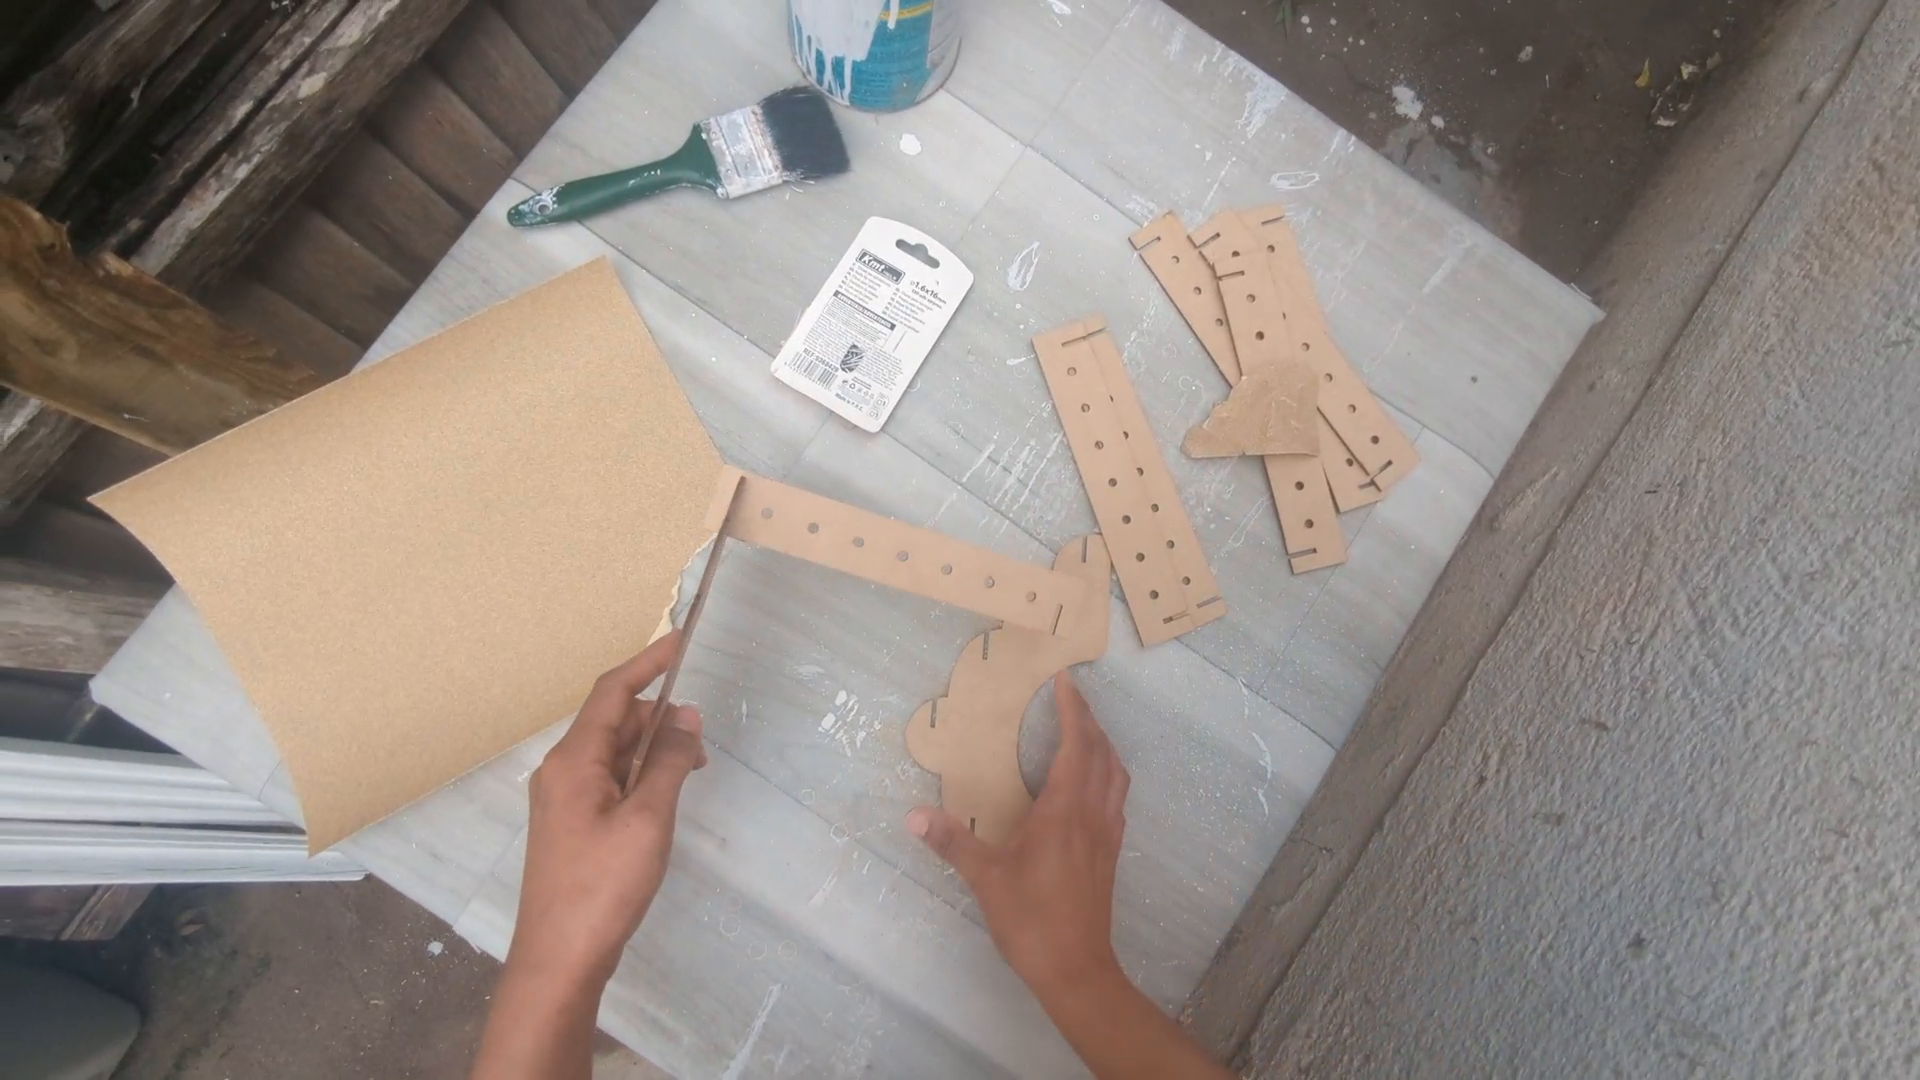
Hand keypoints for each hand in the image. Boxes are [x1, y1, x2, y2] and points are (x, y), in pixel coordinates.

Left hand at [509, 631, 707, 986]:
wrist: (560, 960)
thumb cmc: (604, 883)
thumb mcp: (649, 816)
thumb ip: (670, 759)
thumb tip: (687, 714)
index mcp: (574, 760)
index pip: (613, 692)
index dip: (648, 662)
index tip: (681, 640)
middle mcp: (563, 769)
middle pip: (616, 719)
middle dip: (661, 717)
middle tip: (701, 740)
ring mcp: (566, 796)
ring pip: (616, 749)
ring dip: (655, 747)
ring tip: (692, 768)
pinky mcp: (574, 820)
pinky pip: (612, 776)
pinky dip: (643, 771)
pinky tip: (667, 792)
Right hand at [906, 673, 1232, 1079]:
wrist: (1078, 971)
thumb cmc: (1032, 920)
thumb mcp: (987, 879)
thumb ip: (952, 842)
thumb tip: (913, 815)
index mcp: (1064, 810)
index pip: (1076, 745)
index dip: (1073, 709)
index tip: (1065, 681)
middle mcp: (1092, 813)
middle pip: (1101, 751)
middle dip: (1088, 718)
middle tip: (1071, 696)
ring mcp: (1107, 832)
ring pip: (1116, 773)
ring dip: (1104, 743)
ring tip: (1085, 730)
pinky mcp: (1111, 851)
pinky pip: (1118, 796)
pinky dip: (1109, 772)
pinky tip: (1093, 782)